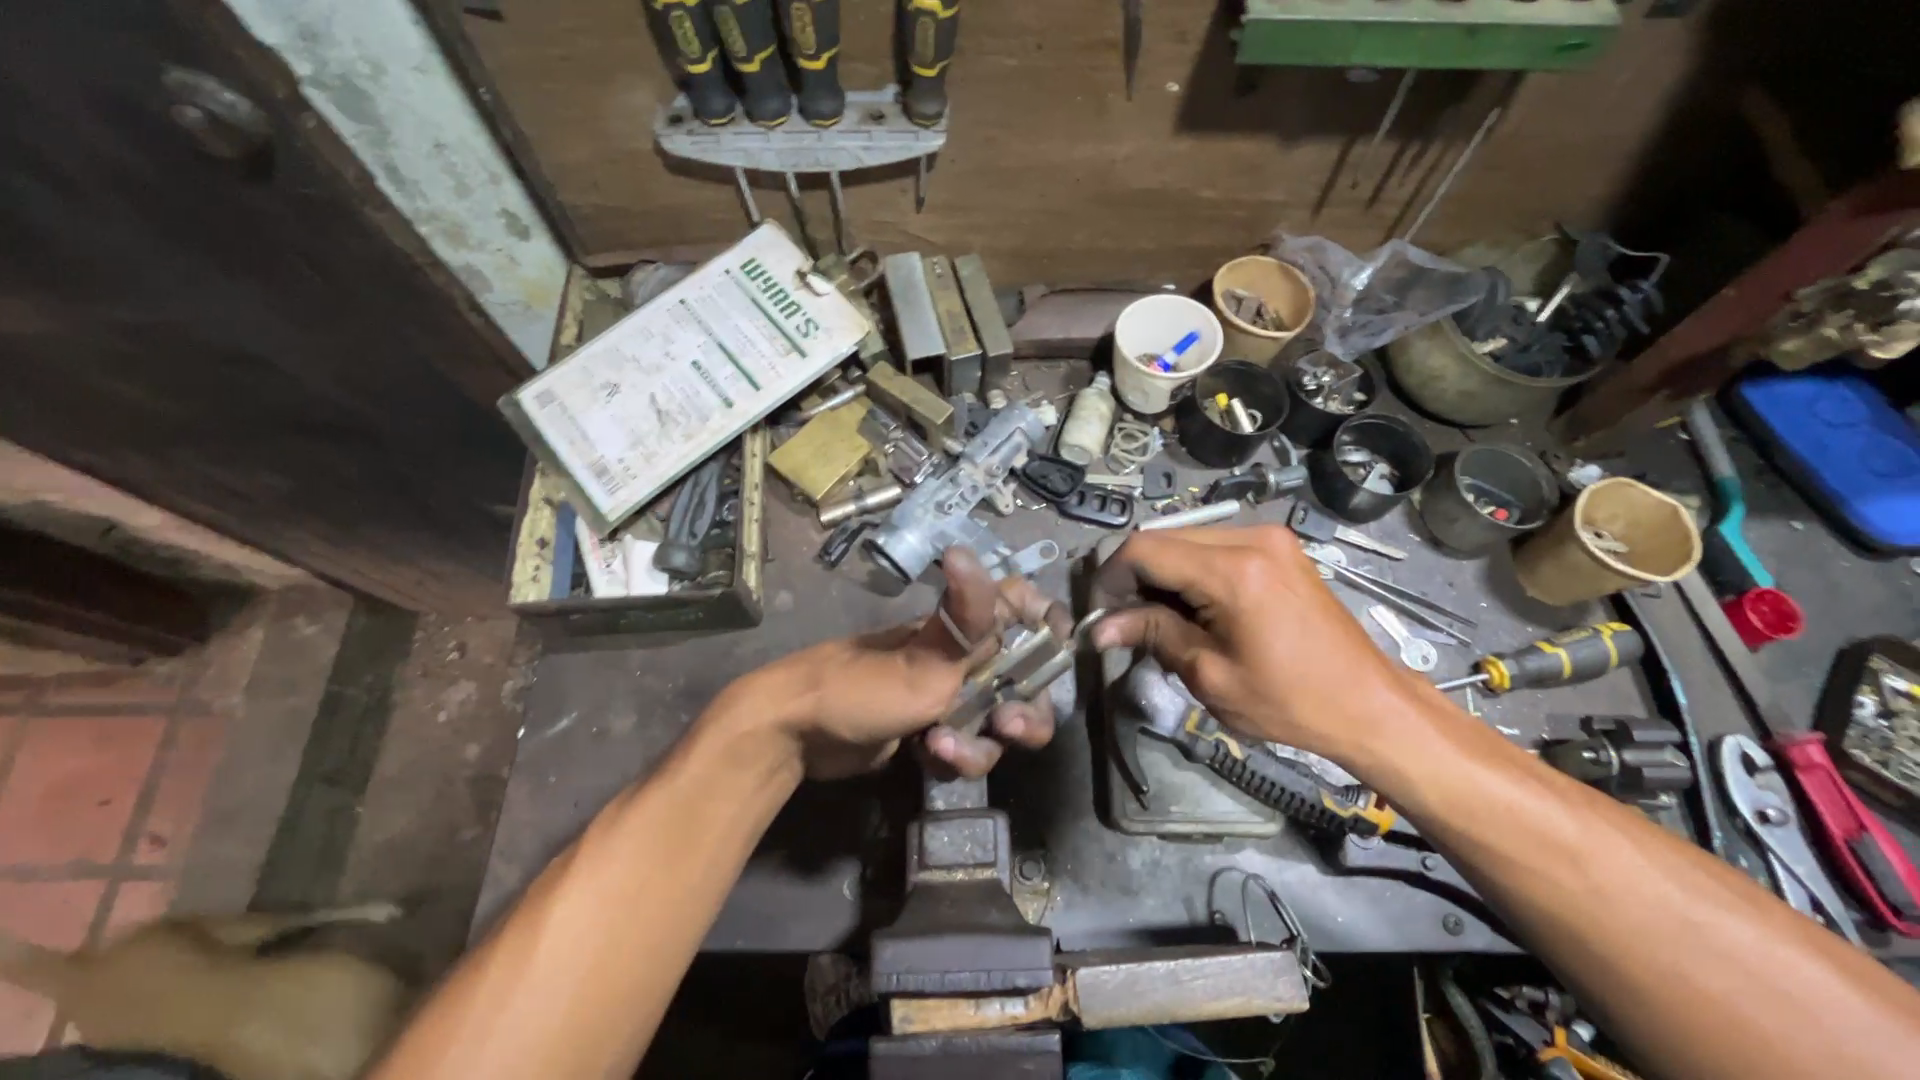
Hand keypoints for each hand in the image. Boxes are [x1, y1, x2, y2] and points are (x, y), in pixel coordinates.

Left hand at [723, 546, 1068, 779]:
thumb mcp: (925, 655)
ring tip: (945, 751)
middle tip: (1010, 726)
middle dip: (1028, 712)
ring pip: (999, 726)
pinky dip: (956, 758)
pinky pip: (969, 750)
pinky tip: (928, 759)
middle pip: (1028, 683)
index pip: (1028, 611)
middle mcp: (965, 658)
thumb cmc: (862, 686)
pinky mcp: (933, 734)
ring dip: (982, 745)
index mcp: (966, 628)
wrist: (798, 734)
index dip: (1053, 629)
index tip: (1067, 654)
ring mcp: (949, 698)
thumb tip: (965, 550)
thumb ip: (968, 616)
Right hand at [1090, 525, 1418, 761]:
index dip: (1111, 577)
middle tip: (1125, 622)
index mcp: (1233, 570)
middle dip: (1134, 576)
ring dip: (1162, 574)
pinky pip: (1215, 546)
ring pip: (1187, 539)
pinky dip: (1191, 571)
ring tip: (1159, 620)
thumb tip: (1100, 627)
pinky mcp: (1279, 548)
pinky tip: (1193, 608)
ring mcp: (1269, 538)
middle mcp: (1252, 537)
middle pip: (1164, 538)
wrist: (1367, 703)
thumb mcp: (1210, 674)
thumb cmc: (1289, 700)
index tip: (1101, 614)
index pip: (1145, 549)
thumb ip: (1152, 635)